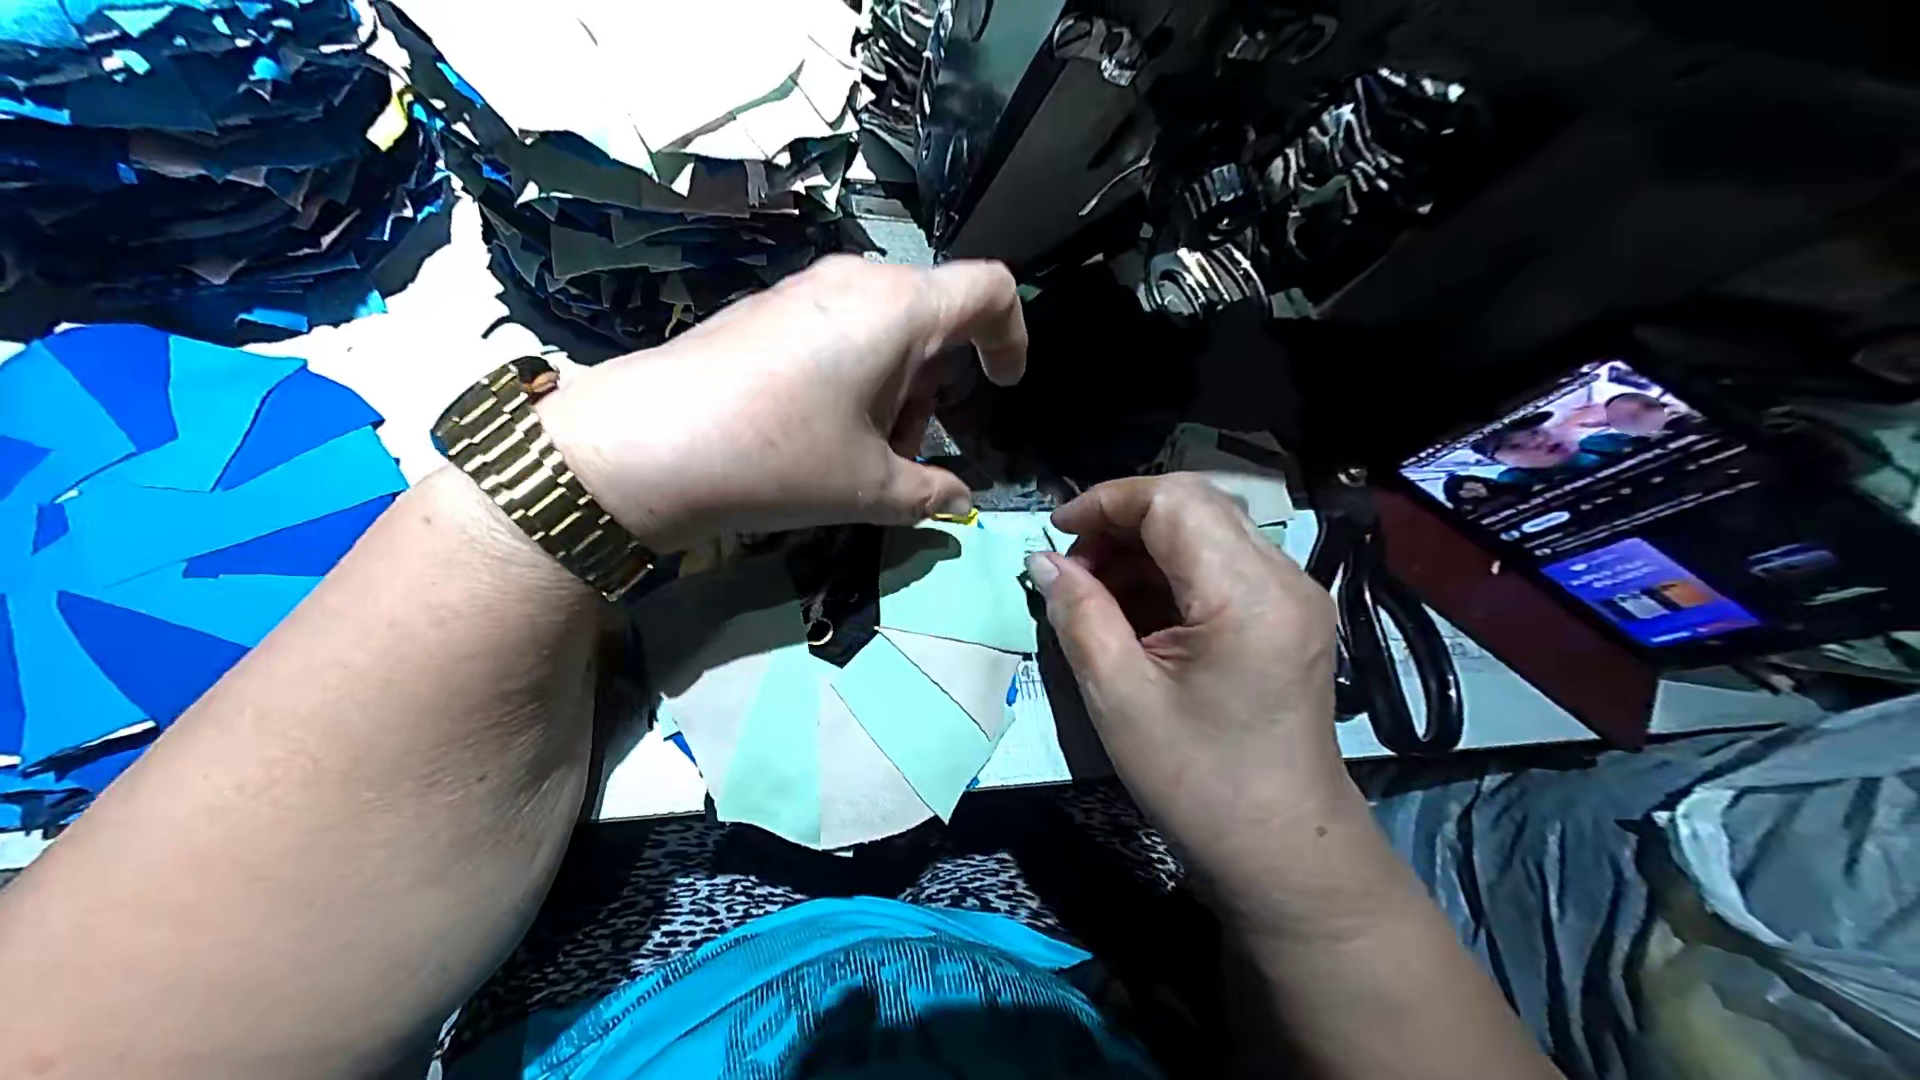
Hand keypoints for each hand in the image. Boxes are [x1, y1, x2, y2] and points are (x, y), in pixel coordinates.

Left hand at [536, 256, 1026, 551]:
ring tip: (860, 450)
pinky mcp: (769, 311)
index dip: (1013, 336)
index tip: (1002, 388)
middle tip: (908, 447)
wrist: (641, 447)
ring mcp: (806, 290)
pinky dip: (857, 377)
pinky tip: (819, 428)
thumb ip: (931, 493)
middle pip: (936, 317)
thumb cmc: (777, 459)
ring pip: (888, 329)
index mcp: (898, 309)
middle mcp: (857, 281)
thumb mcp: (870, 488)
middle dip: (941, 385)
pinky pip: (842, 331)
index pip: (990, 290)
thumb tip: (960, 500)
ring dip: (898, 388)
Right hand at [1026, 475, 1380, 931]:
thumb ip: (1078, 613)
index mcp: (1246, 595)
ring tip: (1099, 591)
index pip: (1172, 500)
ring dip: (1143, 545)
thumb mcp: (1118, 697)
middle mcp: (1283, 576)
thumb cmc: (1197, 782)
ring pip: (1206, 527)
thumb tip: (1043, 560)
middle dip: (1122, 521)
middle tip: (1076, 568)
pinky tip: (1137, 609)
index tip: (1056, 533)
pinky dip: (1169, 570)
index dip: (1106, 502)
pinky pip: (1220, 561)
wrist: (1284, 851)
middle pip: (1193, 503)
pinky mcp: (1288, 612)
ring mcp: (1293, 592)